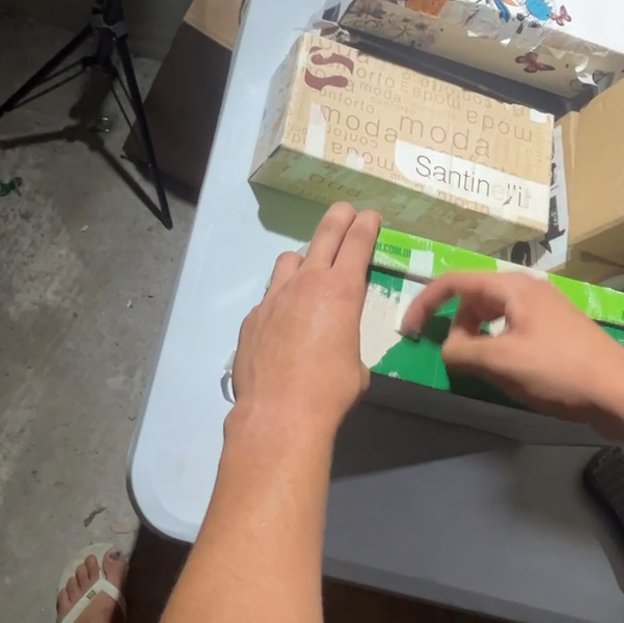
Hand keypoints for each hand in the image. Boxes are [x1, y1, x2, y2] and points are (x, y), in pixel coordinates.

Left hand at [230, 203, 381, 440]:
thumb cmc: (331, 390)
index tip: (370, 216)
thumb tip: (339, 347)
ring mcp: (274, 297)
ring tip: (309, 275)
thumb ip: (348, 339)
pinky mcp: (253, 316)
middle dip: (339, 219)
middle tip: (346, 212)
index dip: (366, 225)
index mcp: (341, 291)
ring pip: (289, 260)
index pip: (356, 243)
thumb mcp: (357, 363)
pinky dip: (281, 301)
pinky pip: (270, 297)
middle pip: (324, 236)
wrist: (280, 411)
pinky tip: (283, 324)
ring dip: (303, 262)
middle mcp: (306, 283)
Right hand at [399, 272, 623, 425]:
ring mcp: (544, 309)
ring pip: (493, 315)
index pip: (452, 282)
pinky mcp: (556, 331)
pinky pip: (512, 329)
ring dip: (476, 338)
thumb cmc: (558, 371)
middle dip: (453, 325)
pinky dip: (497, 345)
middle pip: (473, 298)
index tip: (408, 331)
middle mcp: (526, 289)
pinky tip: (507, 371)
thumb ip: (460, 351)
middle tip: (452, 357)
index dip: (424, 303)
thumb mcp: (499, 362)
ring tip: (478, 367)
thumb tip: (447, 349)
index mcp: (511, 286)